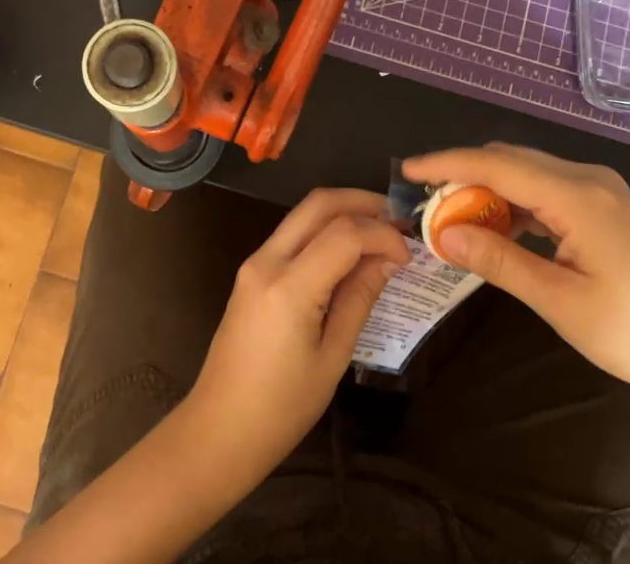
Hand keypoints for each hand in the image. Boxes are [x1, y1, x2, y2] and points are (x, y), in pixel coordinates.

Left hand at [184, 189, 410, 474]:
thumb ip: (359, 299)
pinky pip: (291, 236)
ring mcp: (253, 264)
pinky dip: (324, 233)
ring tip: (381, 235)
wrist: (220, 428)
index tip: (409, 255)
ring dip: (343, 214)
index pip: (344, 233)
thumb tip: (388, 259)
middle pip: (318, 203)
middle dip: (363, 202)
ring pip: (302, 215)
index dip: (383, 234)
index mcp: (288, 286)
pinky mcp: (250, 274)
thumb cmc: (282, 407)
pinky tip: (350, 255)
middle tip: (399, 220)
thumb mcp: (332, 356)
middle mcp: (266, 261)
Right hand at [403, 144, 629, 403]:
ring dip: (490, 192)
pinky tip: (500, 231)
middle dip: (463, 176)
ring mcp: (604, 194)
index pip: (496, 164)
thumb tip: (442, 233)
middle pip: (512, 160)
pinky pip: (550, 192)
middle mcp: (590, 180)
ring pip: (530, 174)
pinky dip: (516, 205)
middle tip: (425, 207)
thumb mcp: (560, 300)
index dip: (446, 164)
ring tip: (454, 222)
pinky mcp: (611, 212)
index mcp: (578, 195)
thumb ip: (498, 260)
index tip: (405, 173)